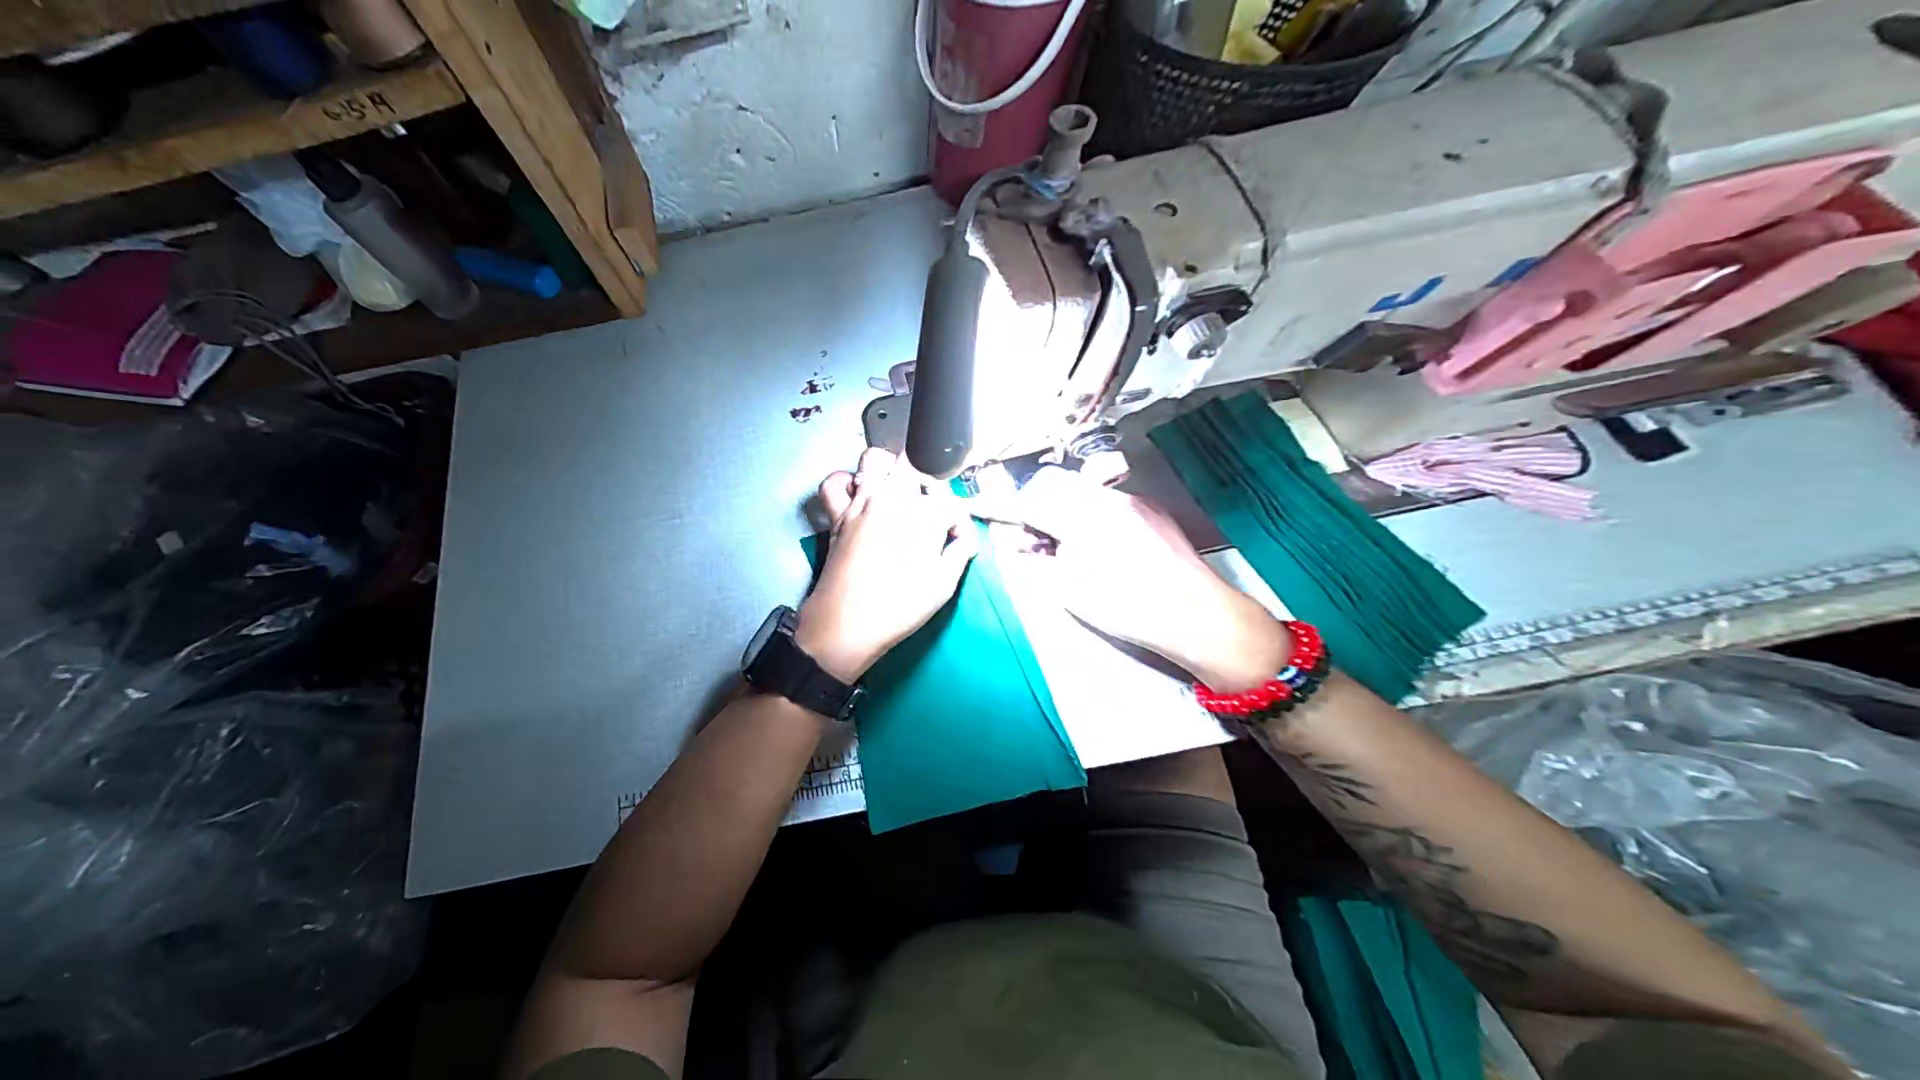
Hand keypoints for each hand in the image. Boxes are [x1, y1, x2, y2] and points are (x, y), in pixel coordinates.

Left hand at [795, 448, 977, 682]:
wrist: (847, 624)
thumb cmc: (901, 606)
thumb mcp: (945, 584)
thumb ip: (960, 551)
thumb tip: (962, 538)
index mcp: (925, 513)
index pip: (953, 505)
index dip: (959, 525)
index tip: (955, 544)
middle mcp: (892, 497)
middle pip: (915, 464)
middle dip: (928, 482)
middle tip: (929, 512)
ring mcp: (861, 501)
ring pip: (875, 460)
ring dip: (889, 470)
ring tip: (895, 495)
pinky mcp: (837, 513)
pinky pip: (834, 483)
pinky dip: (844, 483)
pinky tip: (856, 497)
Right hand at [973, 467, 1289, 690]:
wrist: (1199, 615)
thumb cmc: (1133, 610)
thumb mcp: (1071, 592)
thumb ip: (1037, 560)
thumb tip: (1018, 543)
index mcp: (1083, 518)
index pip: (1028, 502)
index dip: (999, 505)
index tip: (980, 506)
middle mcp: (1107, 498)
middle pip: (1054, 482)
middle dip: (1032, 501)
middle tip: (1027, 533)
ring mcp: (1133, 500)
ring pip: (1081, 489)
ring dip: (1062, 508)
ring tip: (1065, 544)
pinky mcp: (1151, 509)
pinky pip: (1107, 499)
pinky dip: (1090, 513)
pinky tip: (1098, 544)